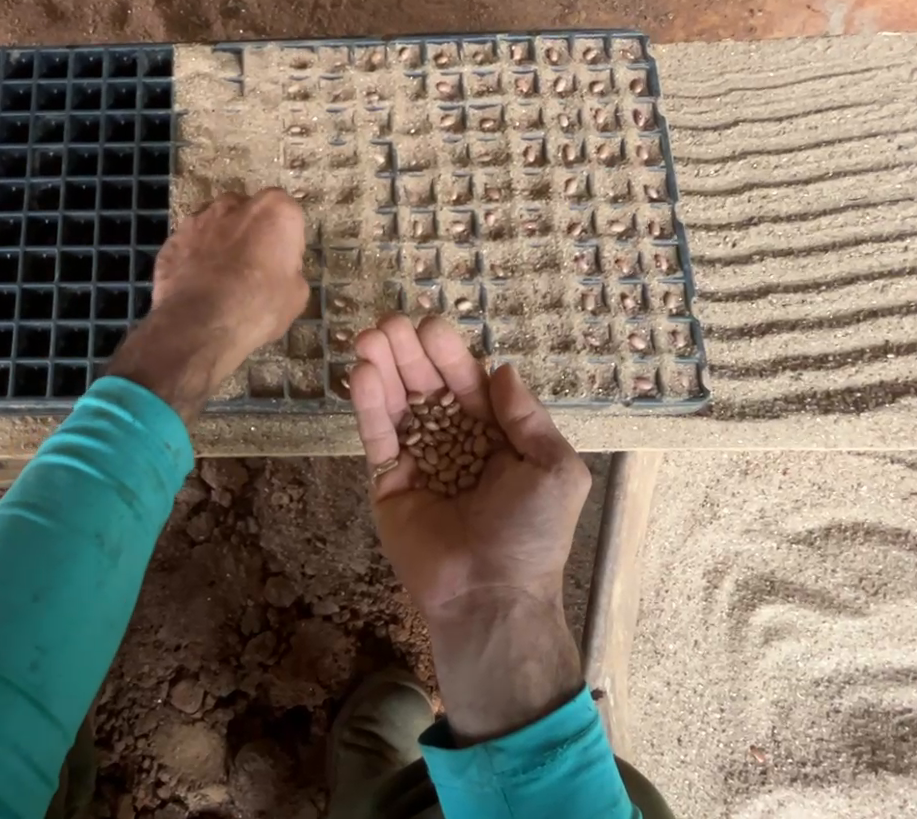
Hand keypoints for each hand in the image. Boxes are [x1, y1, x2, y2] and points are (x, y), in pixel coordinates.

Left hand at [105, 189, 307, 420]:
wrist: (197, 328)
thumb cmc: (256, 309)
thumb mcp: (295, 296)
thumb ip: (289, 271)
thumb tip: (276, 271)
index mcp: (275, 211)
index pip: (288, 216)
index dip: (285, 244)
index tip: (280, 268)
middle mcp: (234, 205)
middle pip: (249, 216)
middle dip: (251, 239)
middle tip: (252, 274)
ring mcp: (197, 222)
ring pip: (216, 230)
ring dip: (221, 249)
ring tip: (222, 287)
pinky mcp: (170, 243)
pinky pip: (190, 250)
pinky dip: (194, 265)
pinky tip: (198, 293)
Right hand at [349, 314, 590, 742]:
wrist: (491, 595)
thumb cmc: (531, 532)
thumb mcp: (554, 469)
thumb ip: (527, 417)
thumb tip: (502, 369)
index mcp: (494, 438)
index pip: (466, 384)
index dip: (449, 354)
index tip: (430, 324)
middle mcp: (452, 442)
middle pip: (425, 386)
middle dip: (408, 353)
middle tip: (388, 321)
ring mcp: (416, 460)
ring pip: (396, 404)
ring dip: (382, 368)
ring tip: (368, 335)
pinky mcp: (385, 480)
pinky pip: (377, 436)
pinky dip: (367, 404)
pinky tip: (361, 372)